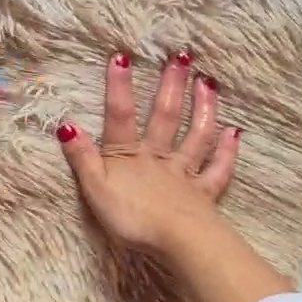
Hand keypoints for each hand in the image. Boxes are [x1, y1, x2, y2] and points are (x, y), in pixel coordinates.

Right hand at [57, 51, 290, 301]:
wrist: (181, 246)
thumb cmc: (133, 218)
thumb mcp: (94, 190)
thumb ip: (81, 157)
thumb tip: (66, 124)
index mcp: (127, 156)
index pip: (119, 115)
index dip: (119, 87)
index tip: (122, 55)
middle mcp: (157, 157)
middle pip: (164, 116)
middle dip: (170, 86)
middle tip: (180, 57)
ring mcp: (184, 174)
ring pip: (194, 136)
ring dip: (203, 108)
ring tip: (208, 82)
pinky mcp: (204, 194)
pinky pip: (217, 169)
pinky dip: (227, 151)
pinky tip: (234, 133)